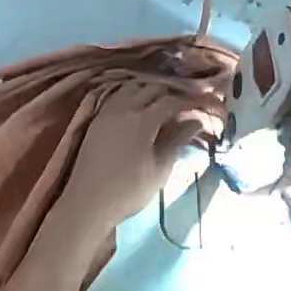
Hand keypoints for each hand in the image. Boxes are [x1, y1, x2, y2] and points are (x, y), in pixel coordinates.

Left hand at [56, 82, 215, 236]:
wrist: (86, 204)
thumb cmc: (128, 192)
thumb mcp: (159, 170)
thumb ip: (177, 141)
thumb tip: (196, 121)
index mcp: (142, 121)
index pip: (171, 101)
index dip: (190, 101)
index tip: (204, 104)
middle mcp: (124, 109)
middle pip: (152, 88)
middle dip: (171, 92)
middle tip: (186, 102)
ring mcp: (107, 112)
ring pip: (132, 86)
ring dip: (150, 89)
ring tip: (163, 101)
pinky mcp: (97, 118)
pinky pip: (117, 94)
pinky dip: (132, 93)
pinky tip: (139, 105)